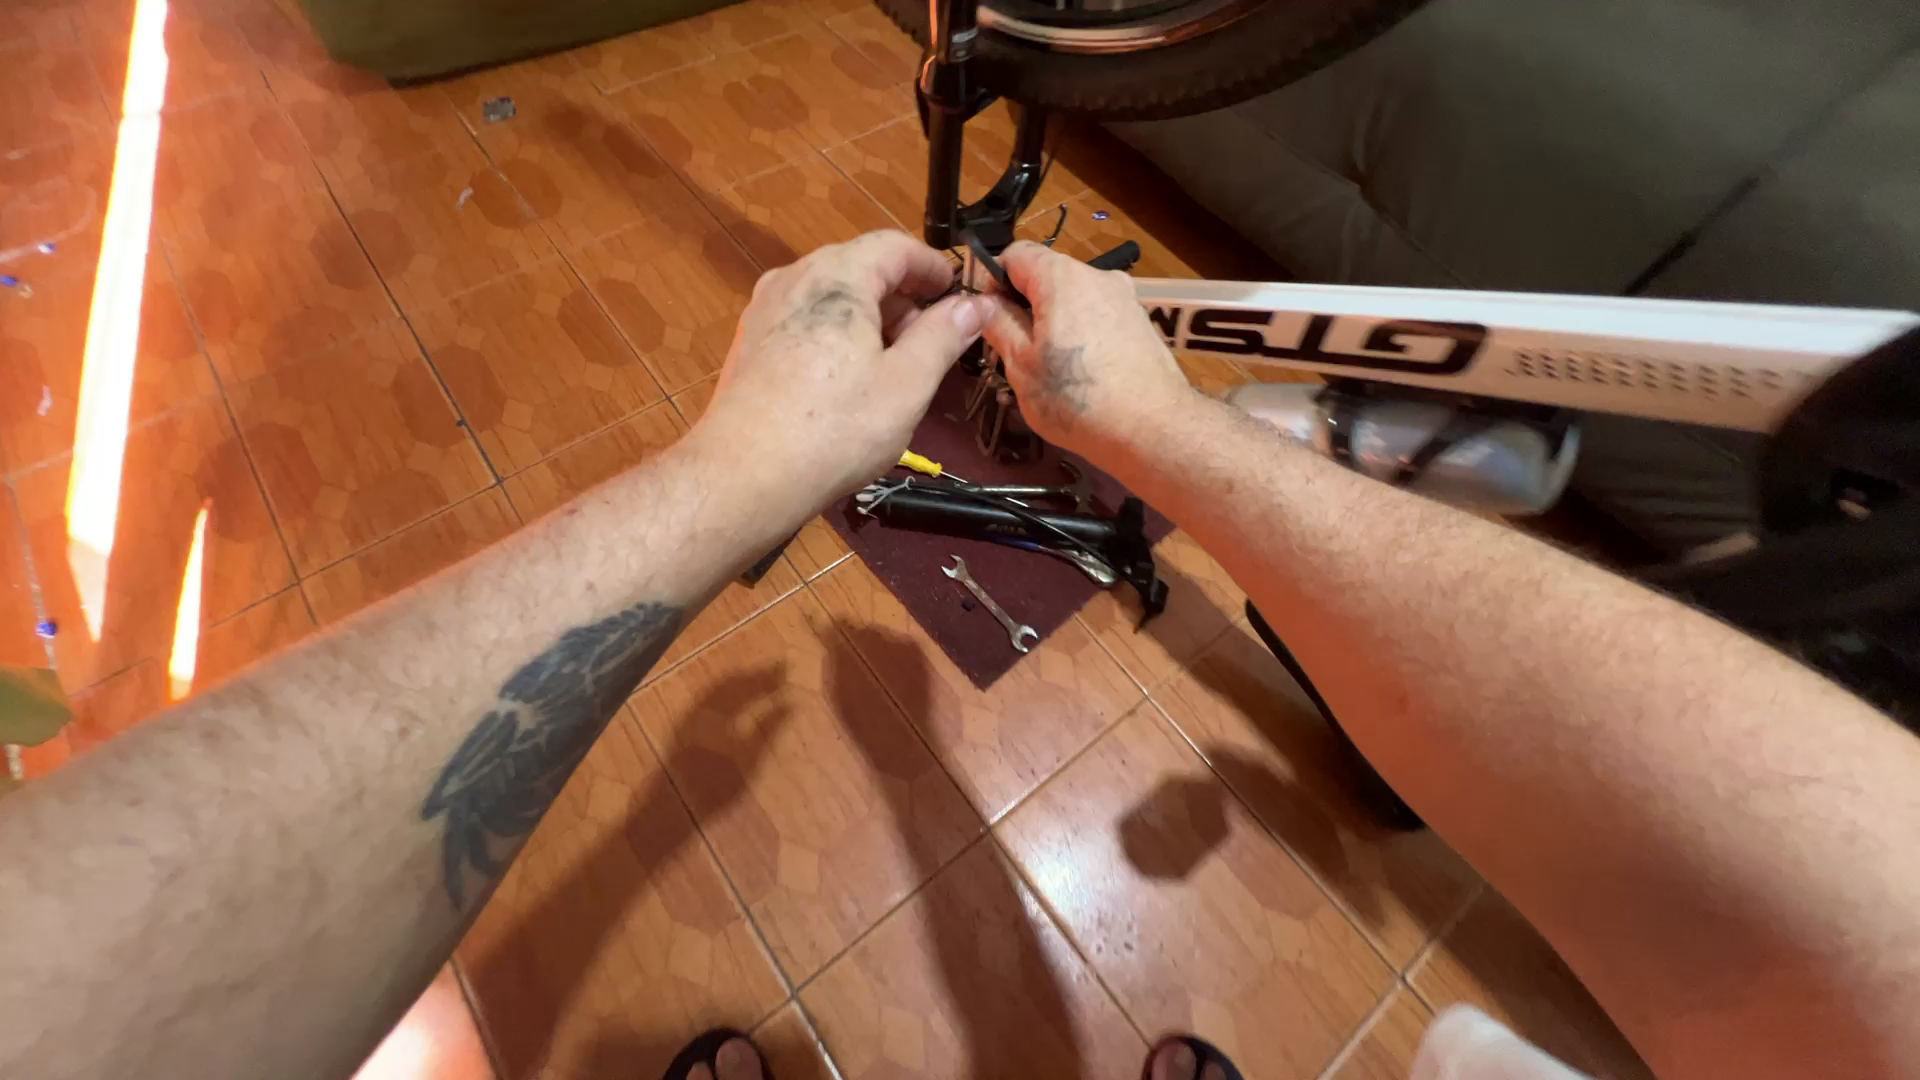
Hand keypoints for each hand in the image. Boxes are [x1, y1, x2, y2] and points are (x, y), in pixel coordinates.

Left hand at [694, 230, 988, 509]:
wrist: (746, 475)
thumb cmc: (837, 428)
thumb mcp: (907, 384)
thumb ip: (943, 336)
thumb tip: (974, 305)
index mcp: (837, 275)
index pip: (894, 246)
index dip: (933, 266)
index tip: (957, 294)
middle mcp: (794, 278)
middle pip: (860, 268)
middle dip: (903, 297)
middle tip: (933, 339)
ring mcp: (765, 310)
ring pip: (832, 297)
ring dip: (871, 319)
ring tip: (896, 363)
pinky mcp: (750, 344)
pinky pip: (806, 321)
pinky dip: (839, 335)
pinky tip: (850, 379)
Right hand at [979, 241, 1196, 457]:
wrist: (1152, 429)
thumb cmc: (1076, 398)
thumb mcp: (1021, 364)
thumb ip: (998, 324)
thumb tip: (984, 302)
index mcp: (1062, 277)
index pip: (1015, 253)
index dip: (992, 281)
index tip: (986, 318)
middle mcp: (1097, 276)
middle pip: (1046, 278)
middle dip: (1024, 308)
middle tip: (1013, 353)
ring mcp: (1125, 299)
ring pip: (1073, 301)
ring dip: (1052, 325)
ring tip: (1048, 371)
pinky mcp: (1140, 325)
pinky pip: (1097, 319)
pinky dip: (1080, 337)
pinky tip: (1081, 377)